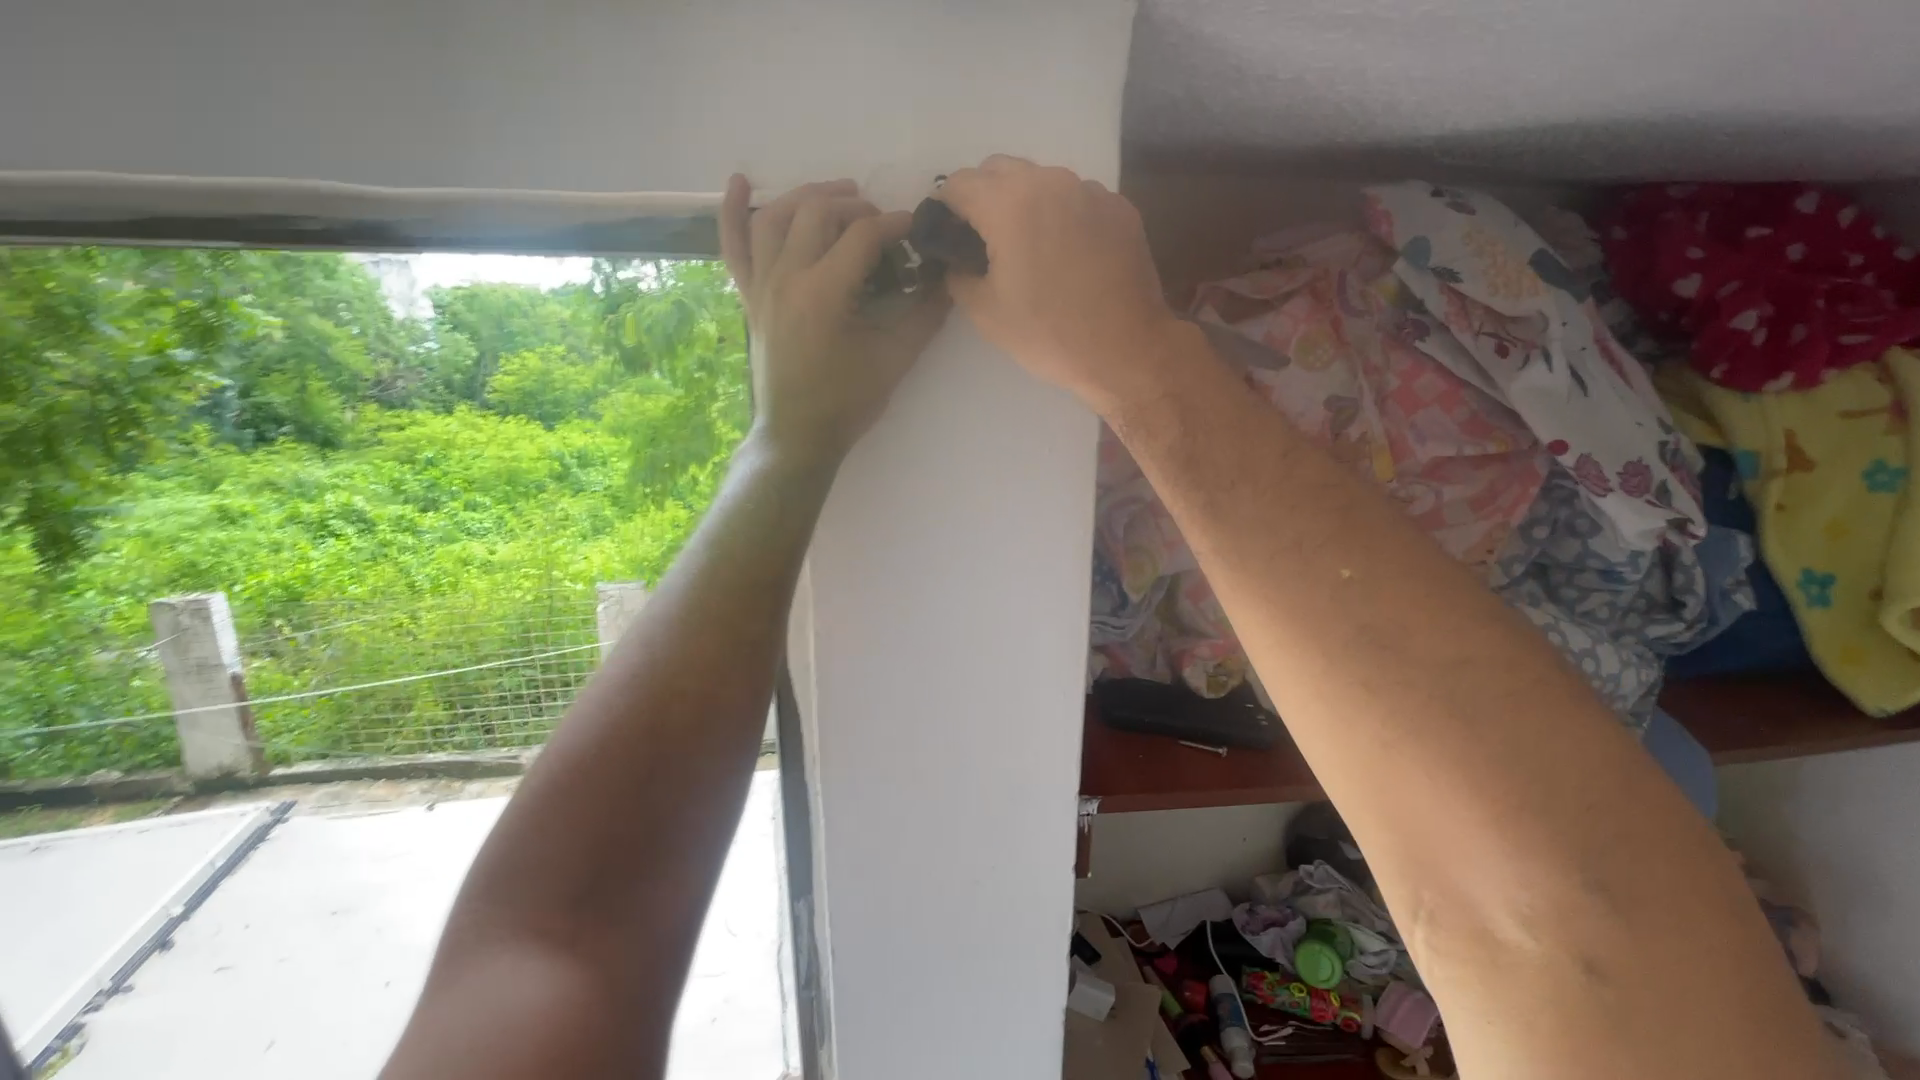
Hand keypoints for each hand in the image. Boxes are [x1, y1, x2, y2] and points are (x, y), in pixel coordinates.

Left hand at [720, 175, 949, 462]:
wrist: (798, 435)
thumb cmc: (848, 401)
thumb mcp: (895, 359)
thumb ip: (924, 315)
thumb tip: (948, 279)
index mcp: (824, 292)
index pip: (863, 235)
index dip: (895, 224)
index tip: (917, 230)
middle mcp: (786, 277)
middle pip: (818, 213)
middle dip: (856, 207)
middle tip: (881, 223)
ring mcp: (761, 285)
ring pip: (775, 217)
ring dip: (807, 197)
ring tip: (837, 194)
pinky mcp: (749, 297)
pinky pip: (733, 246)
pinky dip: (731, 211)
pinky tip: (739, 180)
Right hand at [937, 156, 1181, 410]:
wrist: (1126, 351)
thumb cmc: (1049, 334)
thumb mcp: (985, 312)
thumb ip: (958, 274)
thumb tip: (957, 260)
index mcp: (1009, 204)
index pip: (958, 184)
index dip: (943, 208)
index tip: (944, 234)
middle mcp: (1050, 182)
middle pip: (999, 169)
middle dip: (982, 197)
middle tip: (982, 240)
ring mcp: (1090, 190)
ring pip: (1041, 180)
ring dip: (1024, 202)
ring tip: (1028, 246)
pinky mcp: (1119, 208)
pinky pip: (1077, 198)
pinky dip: (1062, 215)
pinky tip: (1067, 254)